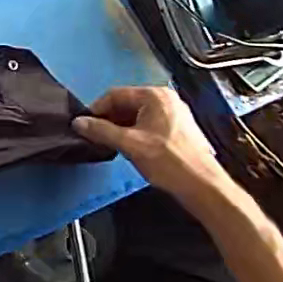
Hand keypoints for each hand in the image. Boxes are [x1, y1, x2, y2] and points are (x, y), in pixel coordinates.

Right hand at [73, 87, 226, 199]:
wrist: (204, 187)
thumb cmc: (168, 161)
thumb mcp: (129, 144)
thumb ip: (101, 130)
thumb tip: (78, 122)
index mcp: (155, 95)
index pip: (115, 94)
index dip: (97, 109)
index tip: (86, 125)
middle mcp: (166, 99)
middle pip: (127, 103)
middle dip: (110, 119)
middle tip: (97, 135)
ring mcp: (175, 113)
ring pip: (137, 115)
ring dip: (121, 127)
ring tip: (112, 143)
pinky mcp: (180, 129)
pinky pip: (149, 124)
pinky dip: (135, 132)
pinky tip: (131, 147)